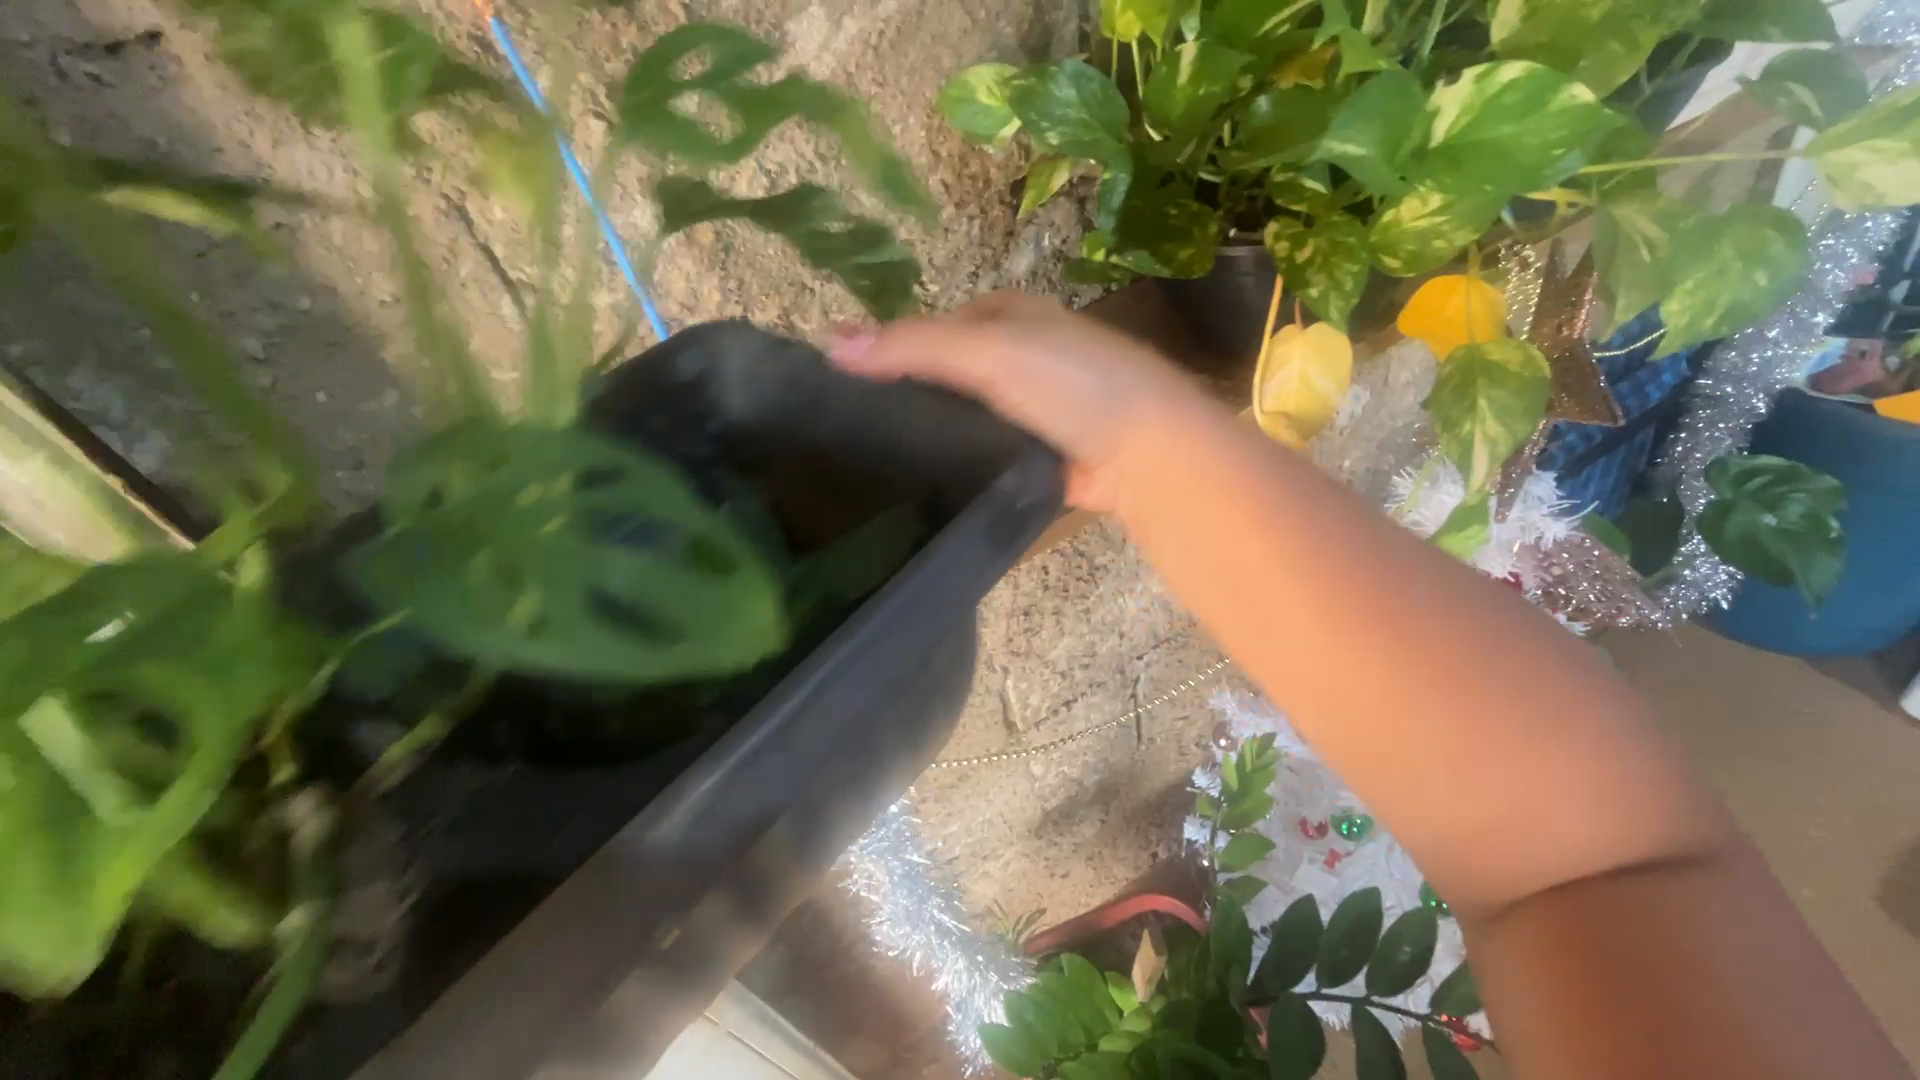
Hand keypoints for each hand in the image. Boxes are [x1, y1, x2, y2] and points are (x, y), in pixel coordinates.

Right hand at [827, 291, 1213, 511]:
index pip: (928, 328)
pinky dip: (955, 464)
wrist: (1145, 452)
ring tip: (871, 463)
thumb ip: (913, 347)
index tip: (839, 385)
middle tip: (849, 434)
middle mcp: (1014, 356)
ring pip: (958, 418)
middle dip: (904, 397)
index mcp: (1005, 315)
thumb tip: (830, 344)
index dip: (886, 350)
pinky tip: (918, 483)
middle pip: (942, 376)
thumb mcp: (989, 349)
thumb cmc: (1072, 382)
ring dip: (928, 435)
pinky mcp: (1031, 454)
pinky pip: (980, 455)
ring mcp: (1024, 408)